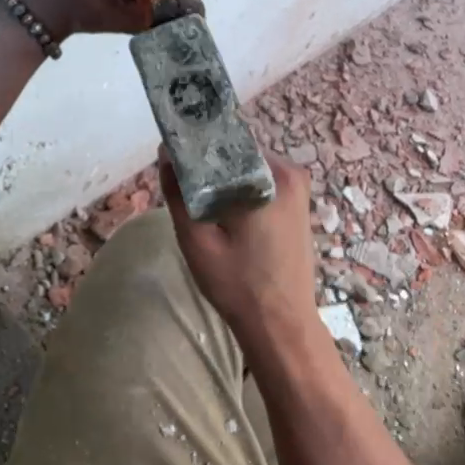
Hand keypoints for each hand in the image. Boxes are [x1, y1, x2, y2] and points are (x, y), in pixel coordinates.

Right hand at [159, 147, 320, 339]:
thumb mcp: (196, 240)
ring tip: (199, 204)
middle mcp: (289, 174)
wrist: (281, 325)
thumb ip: (178, 193)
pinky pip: (260, 183)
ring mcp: (298, 190)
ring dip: (223, 180)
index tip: (172, 156)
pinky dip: (239, 191)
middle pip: (236, 152)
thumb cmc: (237, 285)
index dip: (195, 143)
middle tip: (182, 187)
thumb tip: (166, 153)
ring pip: (247, 168)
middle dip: (208, 164)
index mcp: (269, 177)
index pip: (224, 138)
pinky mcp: (298, 206)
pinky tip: (222, 216)